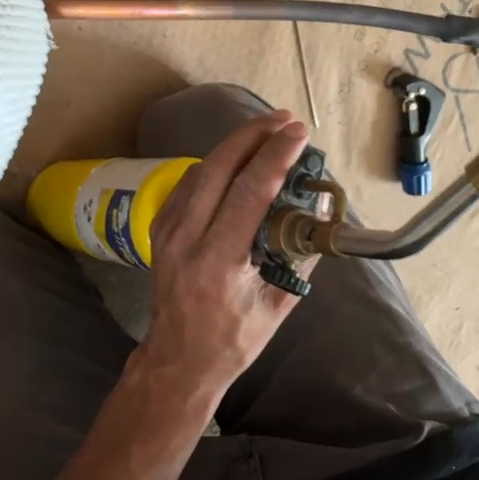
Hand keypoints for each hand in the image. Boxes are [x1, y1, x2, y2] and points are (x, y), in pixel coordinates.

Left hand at [137, 111, 312, 397]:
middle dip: (252, 136)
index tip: (298, 133)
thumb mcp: (277, 305)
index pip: (248, 193)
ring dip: (234, 144)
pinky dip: (215, 163)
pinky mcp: (158, 226)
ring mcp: (166, 231)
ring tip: (266, 129)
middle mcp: (186, 239)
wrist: (177, 361)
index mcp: (218, 262)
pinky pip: (189, 182)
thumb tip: (319, 210)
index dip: (275, 157)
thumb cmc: (233, 340)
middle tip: (283, 118)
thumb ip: (300, 256)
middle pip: (218, 168)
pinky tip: (236, 155)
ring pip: (200, 170)